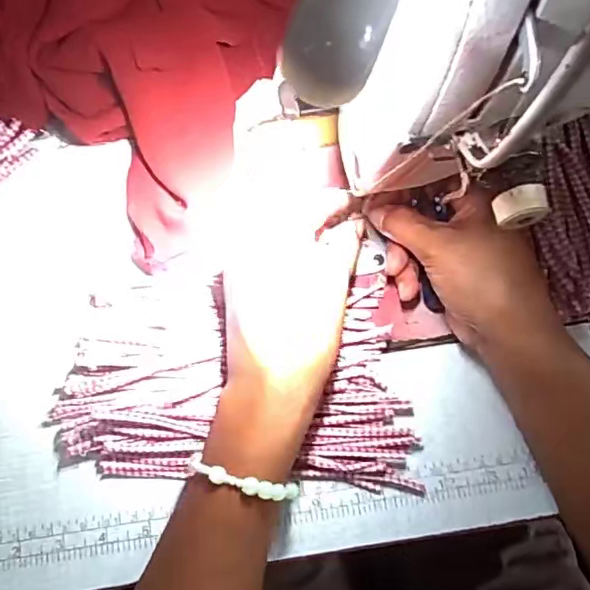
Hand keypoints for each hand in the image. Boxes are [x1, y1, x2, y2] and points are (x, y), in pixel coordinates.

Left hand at [211, 184, 361, 479]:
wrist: (268, 389)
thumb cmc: (303, 341)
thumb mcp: (332, 287)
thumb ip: (342, 246)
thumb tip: (350, 225)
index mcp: (269, 238)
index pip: (307, 202)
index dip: (337, 201)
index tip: (355, 205)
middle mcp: (244, 245)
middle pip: (284, 211)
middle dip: (314, 212)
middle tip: (342, 222)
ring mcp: (235, 266)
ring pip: (271, 231)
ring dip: (299, 230)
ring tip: (325, 243)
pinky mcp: (235, 287)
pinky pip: (261, 252)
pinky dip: (284, 250)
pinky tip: (302, 264)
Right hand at [369, 189, 564, 356]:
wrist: (506, 330)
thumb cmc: (482, 278)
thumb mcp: (437, 245)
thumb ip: (401, 222)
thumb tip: (375, 207)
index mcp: (474, 199)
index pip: (429, 181)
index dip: (400, 190)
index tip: (376, 203)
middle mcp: (467, 220)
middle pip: (417, 216)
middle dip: (399, 241)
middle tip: (393, 259)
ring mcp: (460, 249)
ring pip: (416, 245)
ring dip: (404, 265)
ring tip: (406, 283)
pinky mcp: (452, 274)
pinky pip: (422, 267)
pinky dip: (413, 279)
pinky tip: (413, 293)